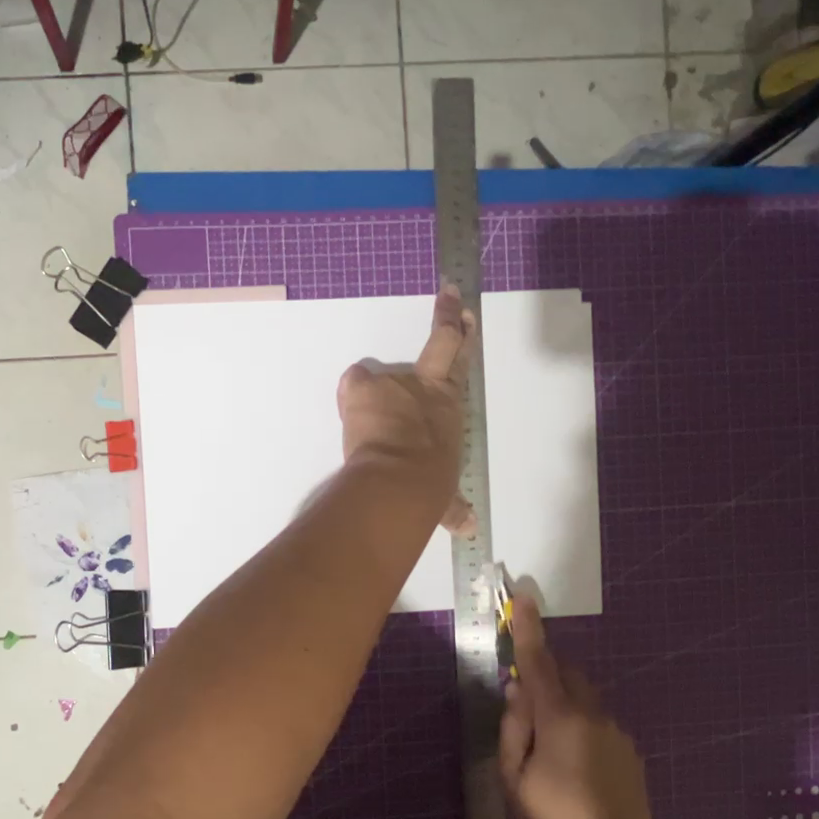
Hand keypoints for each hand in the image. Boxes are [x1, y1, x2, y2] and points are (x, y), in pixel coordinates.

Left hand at [336, 284, 476, 535]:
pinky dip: (350, 397)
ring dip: (371, 400)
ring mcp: (395, 383)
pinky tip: (351, 415)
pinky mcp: (365, 387)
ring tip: (366, 428)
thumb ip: (453, 509)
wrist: (401, 480)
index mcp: (449, 408)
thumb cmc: (430, 490)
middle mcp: (426, 388)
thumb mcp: (444, 498)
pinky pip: (354, 383)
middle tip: (451, 290)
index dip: (462, 334)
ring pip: (377, 381)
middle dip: (447, 314)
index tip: (463, 312)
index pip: (459, 363)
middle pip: (441, 341)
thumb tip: (468, 528)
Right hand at [498, 593, 655, 818]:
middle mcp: (595, 716)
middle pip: (568, 675)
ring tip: (545, 751)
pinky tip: (571, 769)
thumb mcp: (513, 778)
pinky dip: (580, 728)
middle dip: (545, 675)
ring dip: (563, 706)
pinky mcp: (632, 754)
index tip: (523, 592)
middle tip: (521, 706)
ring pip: (585, 700)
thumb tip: (517, 687)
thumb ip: (513, 726)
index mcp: (560, 719)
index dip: (528, 626)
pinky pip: (599, 724)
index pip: (539, 661)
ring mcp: (619, 734)